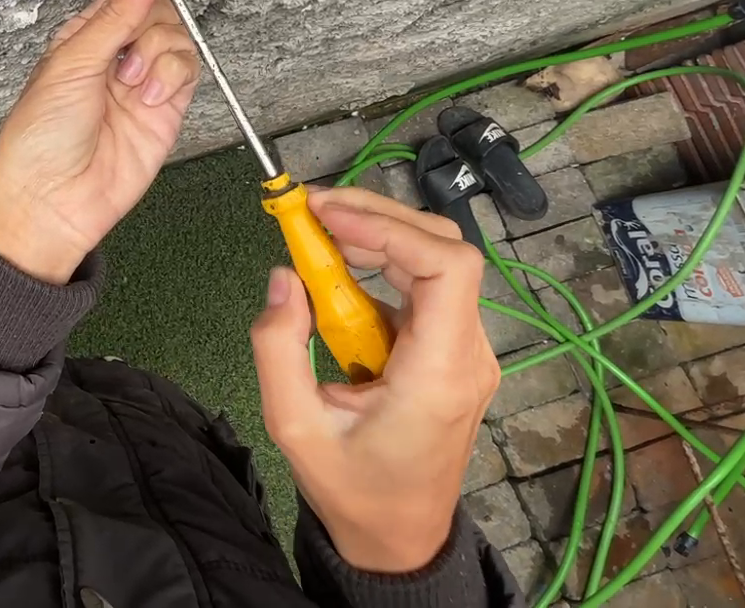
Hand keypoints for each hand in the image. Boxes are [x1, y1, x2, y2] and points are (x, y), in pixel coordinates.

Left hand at [0, 0, 198, 283]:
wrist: (53, 201)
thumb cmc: (39, 139)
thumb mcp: (72, 66)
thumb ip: (115, 16)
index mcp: (82, 38)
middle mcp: (114, 55)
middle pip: (156, 9)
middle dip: (151, 19)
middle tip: (132, 47)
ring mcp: (141, 81)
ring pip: (176, 37)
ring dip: (159, 53)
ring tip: (132, 83)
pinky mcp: (164, 107)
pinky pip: (186, 69)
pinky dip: (173, 75)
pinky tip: (150, 95)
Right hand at [249, 188, 499, 572]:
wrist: (399, 536)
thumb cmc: (350, 487)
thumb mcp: (292, 424)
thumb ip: (277, 347)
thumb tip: (283, 276)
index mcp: (439, 373)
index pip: (447, 268)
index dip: (389, 228)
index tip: (326, 218)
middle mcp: (466, 352)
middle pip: (443, 248)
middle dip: (376, 215)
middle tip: (311, 208)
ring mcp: (463, 349)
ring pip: (434, 257)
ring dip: (376, 230)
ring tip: (316, 226)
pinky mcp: (447, 348)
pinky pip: (422, 282)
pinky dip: (379, 256)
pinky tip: (336, 261)